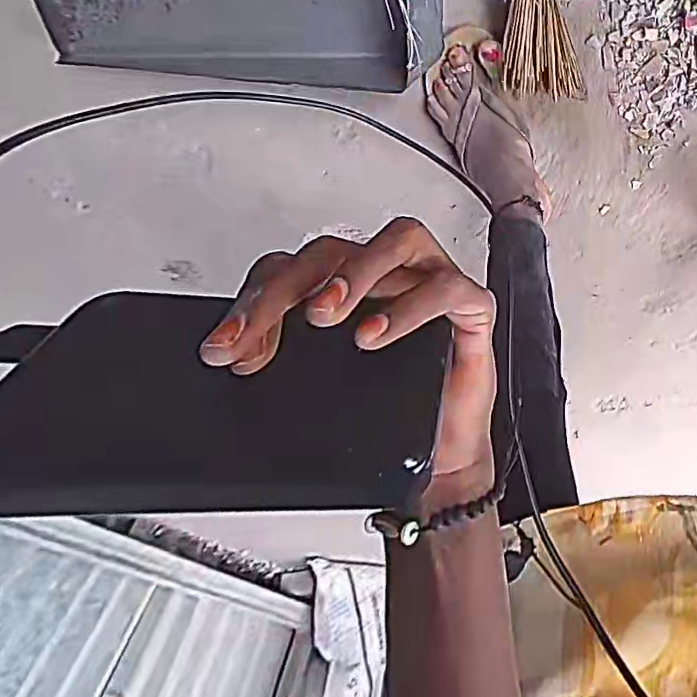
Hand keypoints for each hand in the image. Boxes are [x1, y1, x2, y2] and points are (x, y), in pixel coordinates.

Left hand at [200, 218, 497, 502]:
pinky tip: (376, 333)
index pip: (296, 267)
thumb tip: (235, 353)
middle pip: (335, 249)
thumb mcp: (326, 388)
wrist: (445, 457)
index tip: (226, 346)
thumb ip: (286, 361)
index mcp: (350, 288)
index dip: (257, 297)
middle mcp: (389, 277)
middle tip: (259, 329)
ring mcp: (430, 283)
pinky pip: (446, 286)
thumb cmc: (391, 416)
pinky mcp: (470, 304)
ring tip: (325, 312)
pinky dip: (408, 306)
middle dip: (290, 285)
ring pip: (399, 239)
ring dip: (356, 270)